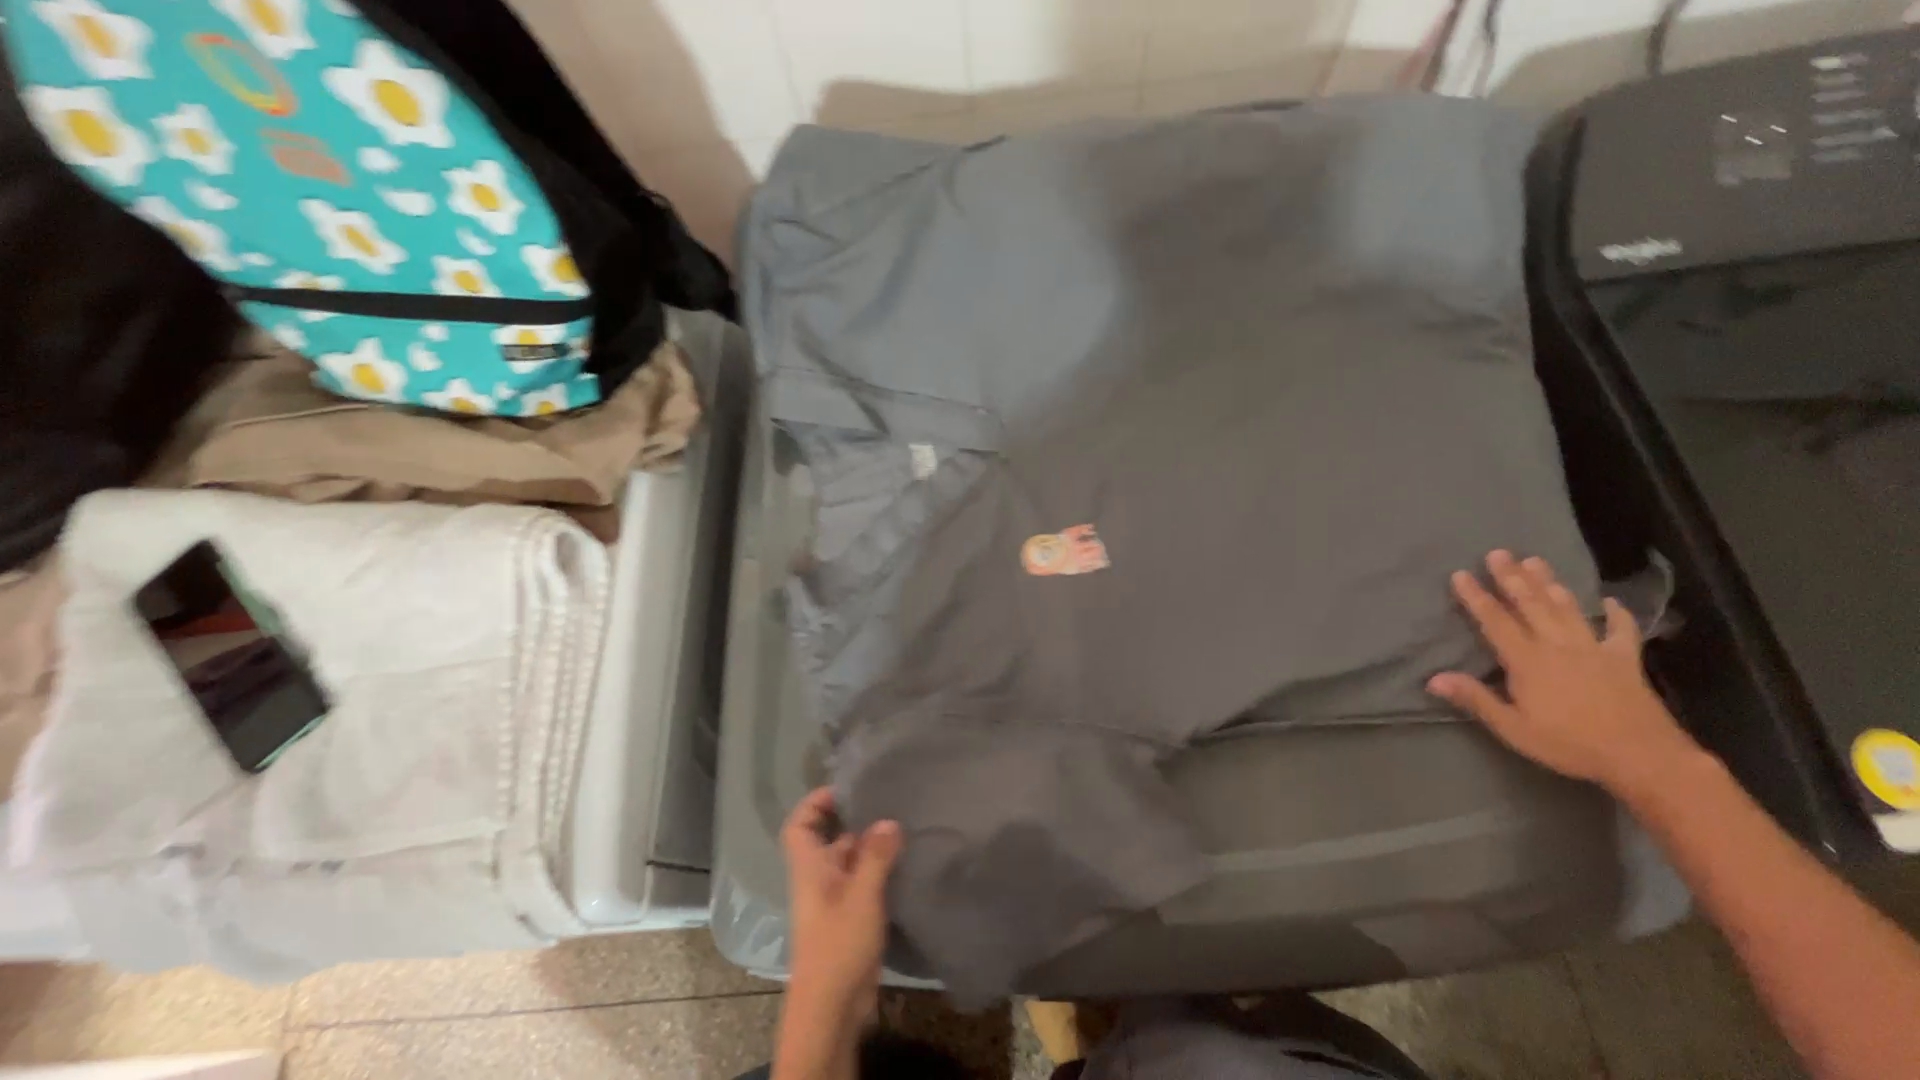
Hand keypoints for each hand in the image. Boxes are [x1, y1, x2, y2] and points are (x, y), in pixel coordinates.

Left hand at [781, 787, 901, 1020]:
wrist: (832, 1007)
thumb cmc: (838, 945)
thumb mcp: (861, 896)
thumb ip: (875, 857)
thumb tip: (888, 820)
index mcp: (810, 869)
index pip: (799, 825)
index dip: (815, 802)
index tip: (847, 789)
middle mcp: (819, 879)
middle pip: (830, 840)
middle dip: (856, 821)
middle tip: (891, 804)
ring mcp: (835, 901)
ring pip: (851, 862)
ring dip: (873, 848)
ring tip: (907, 829)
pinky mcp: (851, 920)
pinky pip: (864, 884)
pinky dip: (881, 873)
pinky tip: (907, 866)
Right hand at [1427, 550, 1692, 790]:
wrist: (1640, 755)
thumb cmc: (1569, 744)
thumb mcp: (1513, 728)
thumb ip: (1476, 699)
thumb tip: (1434, 678)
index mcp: (1528, 661)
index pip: (1495, 622)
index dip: (1476, 598)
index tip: (1461, 574)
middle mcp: (1558, 645)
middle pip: (1531, 605)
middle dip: (1512, 578)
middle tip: (1499, 552)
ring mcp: (1594, 649)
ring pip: (1567, 609)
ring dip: (1550, 583)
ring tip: (1536, 561)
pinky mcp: (1624, 660)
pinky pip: (1621, 631)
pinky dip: (1617, 614)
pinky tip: (1610, 601)